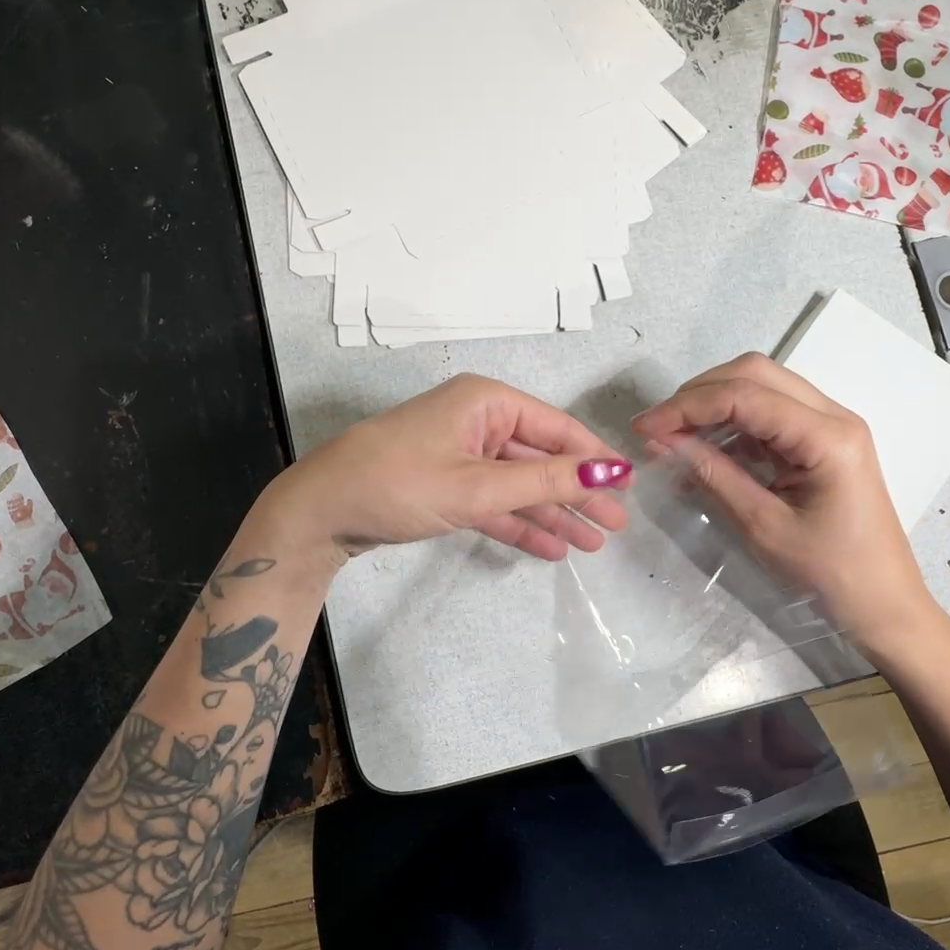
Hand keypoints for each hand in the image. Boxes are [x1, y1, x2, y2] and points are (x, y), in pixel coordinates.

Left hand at [261, 374, 630, 562]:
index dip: (595, 458)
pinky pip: (493, 501)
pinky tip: (551, 548)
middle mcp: (476, 420)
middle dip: (578, 493)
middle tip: (617, 525)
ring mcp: (459, 453)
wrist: (320, 511)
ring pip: (518, 484)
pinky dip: (519, 523)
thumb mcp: (478, 485)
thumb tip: (609, 471)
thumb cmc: (399, 483)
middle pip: (540, 458)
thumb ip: (546, 482)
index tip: (630, 486)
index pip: (556, 428)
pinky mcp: (444, 484)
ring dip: (553, 514)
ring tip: (592, 544)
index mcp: (486, 402)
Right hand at [631, 353, 931, 636]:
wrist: (884, 604)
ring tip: (673, 437)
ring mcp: (831, 425)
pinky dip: (731, 424)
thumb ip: (713, 475)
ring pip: (761, 386)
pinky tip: (703, 450)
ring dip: (712, 404)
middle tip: (658, 428)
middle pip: (754, 373)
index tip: (643, 428)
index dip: (687, 406)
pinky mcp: (822, 440)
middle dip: (698, 394)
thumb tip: (663, 441)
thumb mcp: (763, 527)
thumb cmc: (830, 573)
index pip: (744, 395)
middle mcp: (834, 415)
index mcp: (827, 436)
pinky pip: (769, 414)